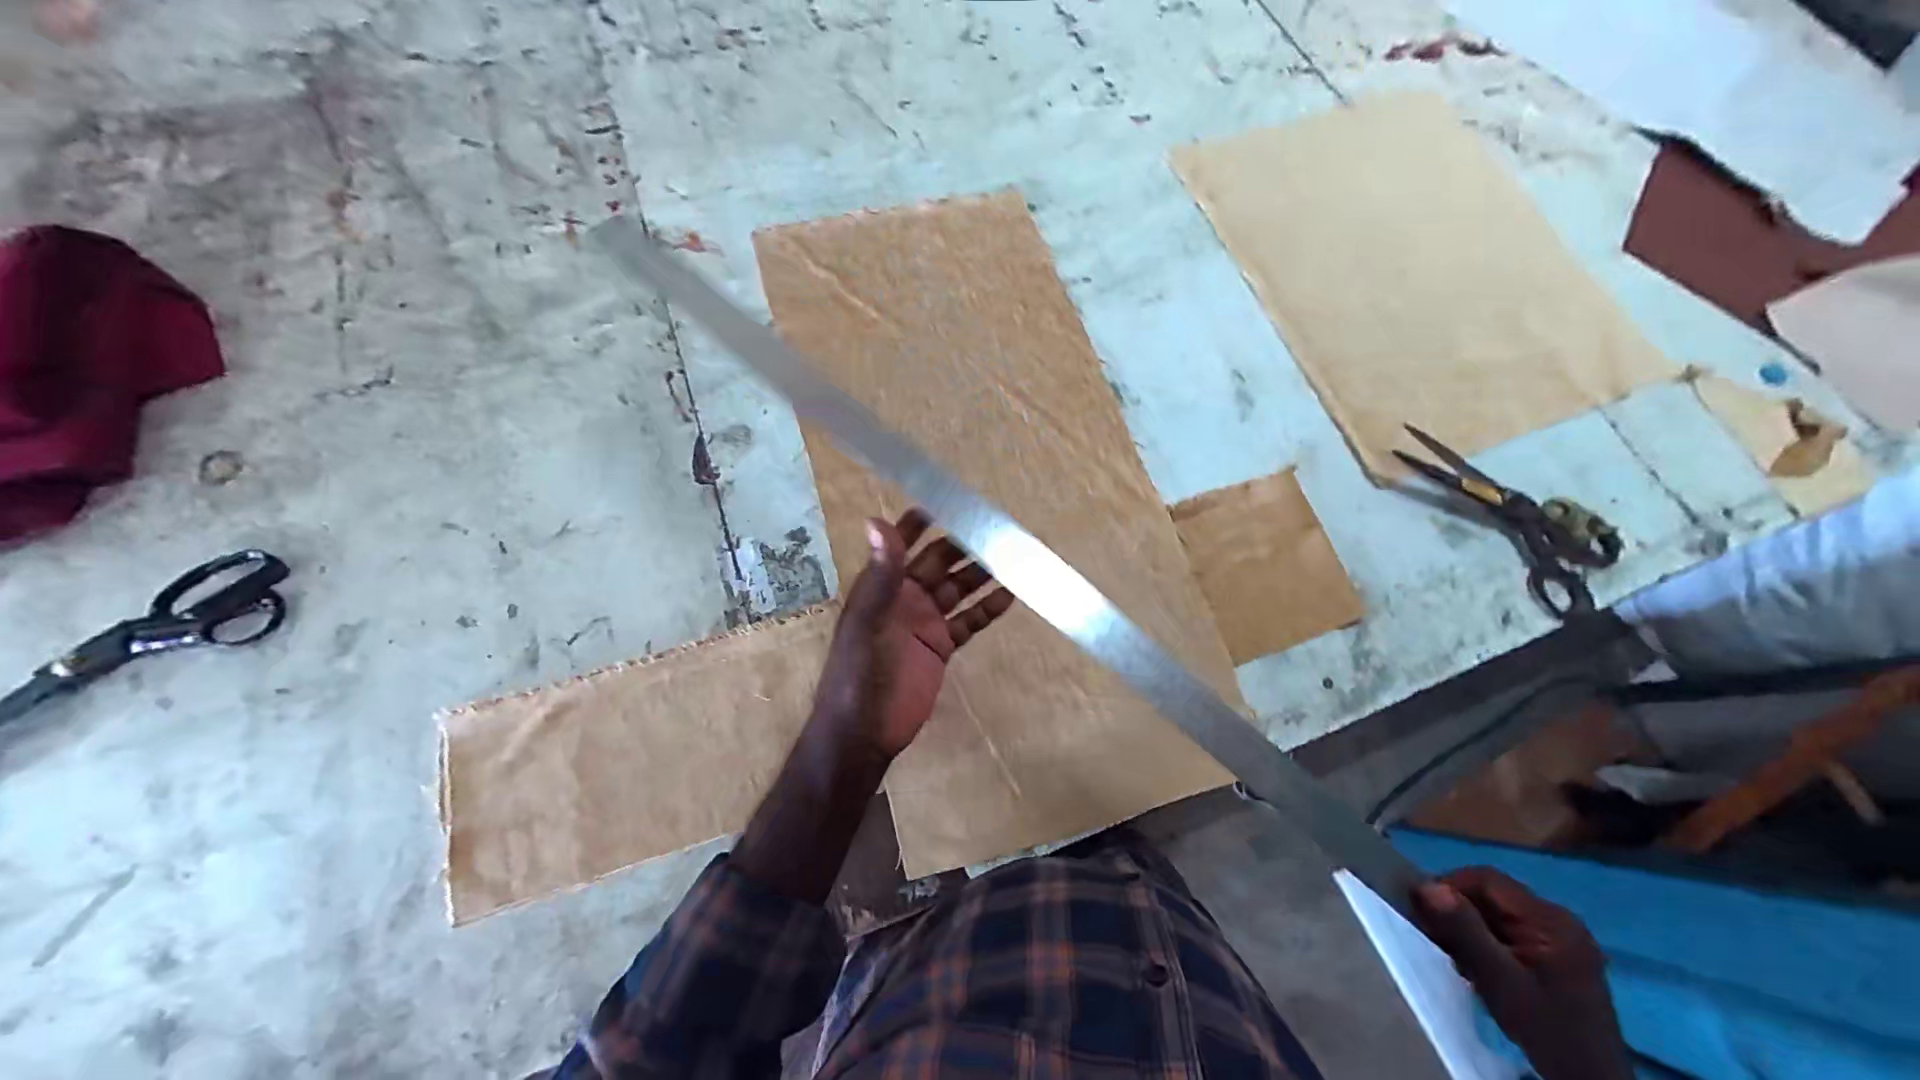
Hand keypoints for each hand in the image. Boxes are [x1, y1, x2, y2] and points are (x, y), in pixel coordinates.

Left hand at [810, 509, 1015, 759]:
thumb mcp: (869, 620)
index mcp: (883, 586)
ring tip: (1012, 555)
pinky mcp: (941, 647)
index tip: (949, 500)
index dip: (921, 522)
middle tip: (996, 527)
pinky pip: (968, 621)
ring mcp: (925, 622)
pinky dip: (987, 609)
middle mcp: (905, 597)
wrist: (865, 730)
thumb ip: (881, 574)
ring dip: (981, 574)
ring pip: (958, 589)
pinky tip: (1010, 596)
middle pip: (939, 563)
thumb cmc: (859, 673)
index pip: (901, 544)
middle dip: (964, 545)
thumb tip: (877, 520)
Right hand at [1415, 868, 1631, 1079]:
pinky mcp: (1557, 957)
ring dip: (1468, 928)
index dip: (1448, 886)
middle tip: (1435, 937)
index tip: (1422, 910)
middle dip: (1457, 911)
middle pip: (1492, 895)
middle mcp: (1560, 921)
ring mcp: (1562, 939)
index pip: (1487, 879)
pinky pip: (1509, 932)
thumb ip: (1465, 932)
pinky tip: (1478, 968)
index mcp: (1552, 921)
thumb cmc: (1547, 1032)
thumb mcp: (1501, 982)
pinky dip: (1485, 942)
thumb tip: (1425, 886)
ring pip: (1497, 913)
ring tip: (1456, 957)